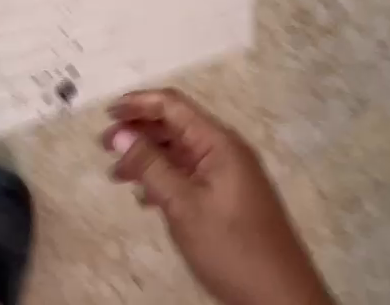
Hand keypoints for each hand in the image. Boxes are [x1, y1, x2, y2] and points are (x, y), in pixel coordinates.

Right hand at [103, 89, 332, 304]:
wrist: (284, 302)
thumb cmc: (232, 249)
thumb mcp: (183, 206)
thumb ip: (150, 165)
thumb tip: (121, 132)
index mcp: (219, 142)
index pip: (172, 104)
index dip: (137, 103)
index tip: (106, 115)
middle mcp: (225, 149)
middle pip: (175, 124)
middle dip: (138, 131)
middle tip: (105, 148)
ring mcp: (230, 174)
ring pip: (180, 151)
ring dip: (148, 157)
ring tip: (118, 176)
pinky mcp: (230, 197)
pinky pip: (190, 173)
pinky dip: (165, 177)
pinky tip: (146, 198)